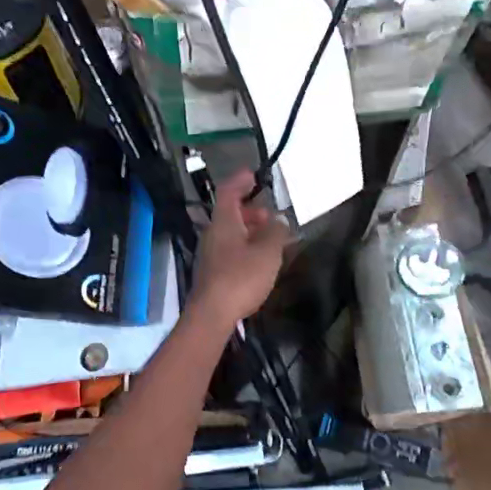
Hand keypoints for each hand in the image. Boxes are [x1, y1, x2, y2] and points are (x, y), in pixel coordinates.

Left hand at [190, 171, 288, 326]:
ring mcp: (211, 255)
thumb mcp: (267, 252)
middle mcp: (213, 234)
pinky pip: (230, 250)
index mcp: (224, 222)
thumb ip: (276, 233)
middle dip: (250, 210)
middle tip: (269, 214)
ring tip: (270, 238)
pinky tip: (259, 260)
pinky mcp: (213, 273)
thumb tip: (279, 220)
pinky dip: (245, 247)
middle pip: (229, 213)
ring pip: (230, 233)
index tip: (253, 175)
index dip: (240, 181)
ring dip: (249, 230)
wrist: (213, 314)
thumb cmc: (241, 277)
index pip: (228, 192)